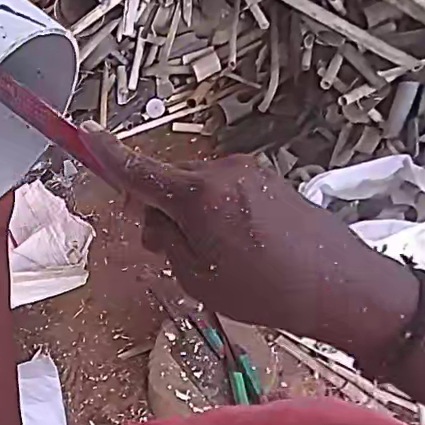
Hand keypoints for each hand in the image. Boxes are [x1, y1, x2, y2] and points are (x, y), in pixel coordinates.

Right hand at [81, 127, 418, 361]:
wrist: (339, 287)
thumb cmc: (266, 290)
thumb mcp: (194, 276)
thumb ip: (164, 239)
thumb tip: (154, 216)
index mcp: (199, 196)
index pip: (139, 170)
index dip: (107, 155)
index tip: (86, 134)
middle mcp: (223, 172)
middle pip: (167, 183)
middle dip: (160, 214)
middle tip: (176, 253)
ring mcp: (249, 173)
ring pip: (195, 190)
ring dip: (192, 218)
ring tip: (219, 258)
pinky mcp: (266, 180)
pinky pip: (222, 192)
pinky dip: (216, 215)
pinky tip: (238, 247)